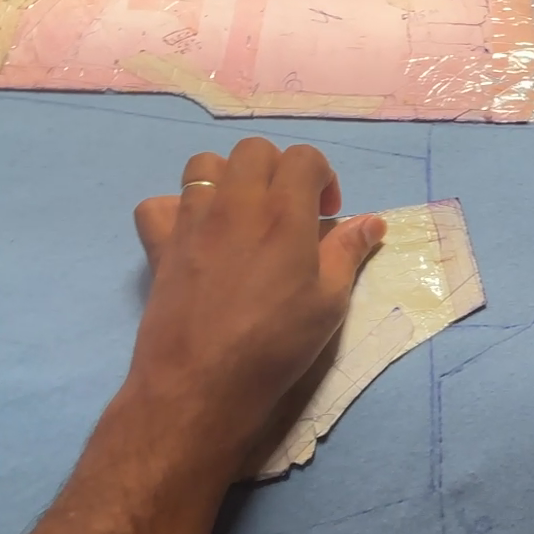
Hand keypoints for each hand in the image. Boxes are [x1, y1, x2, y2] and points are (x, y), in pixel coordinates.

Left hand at [125, 139, 383, 478]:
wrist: (203, 382)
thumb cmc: (278, 343)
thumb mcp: (330, 301)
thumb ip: (349, 252)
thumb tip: (373, 222)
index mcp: (285, 213)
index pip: (304, 157)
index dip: (322, 176)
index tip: (328, 212)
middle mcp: (236, 203)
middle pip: (254, 150)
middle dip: (279, 169)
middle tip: (290, 210)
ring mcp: (192, 220)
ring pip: (205, 164)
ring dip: (230, 178)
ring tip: (244, 214)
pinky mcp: (160, 244)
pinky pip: (159, 205)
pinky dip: (178, 210)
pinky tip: (196, 236)